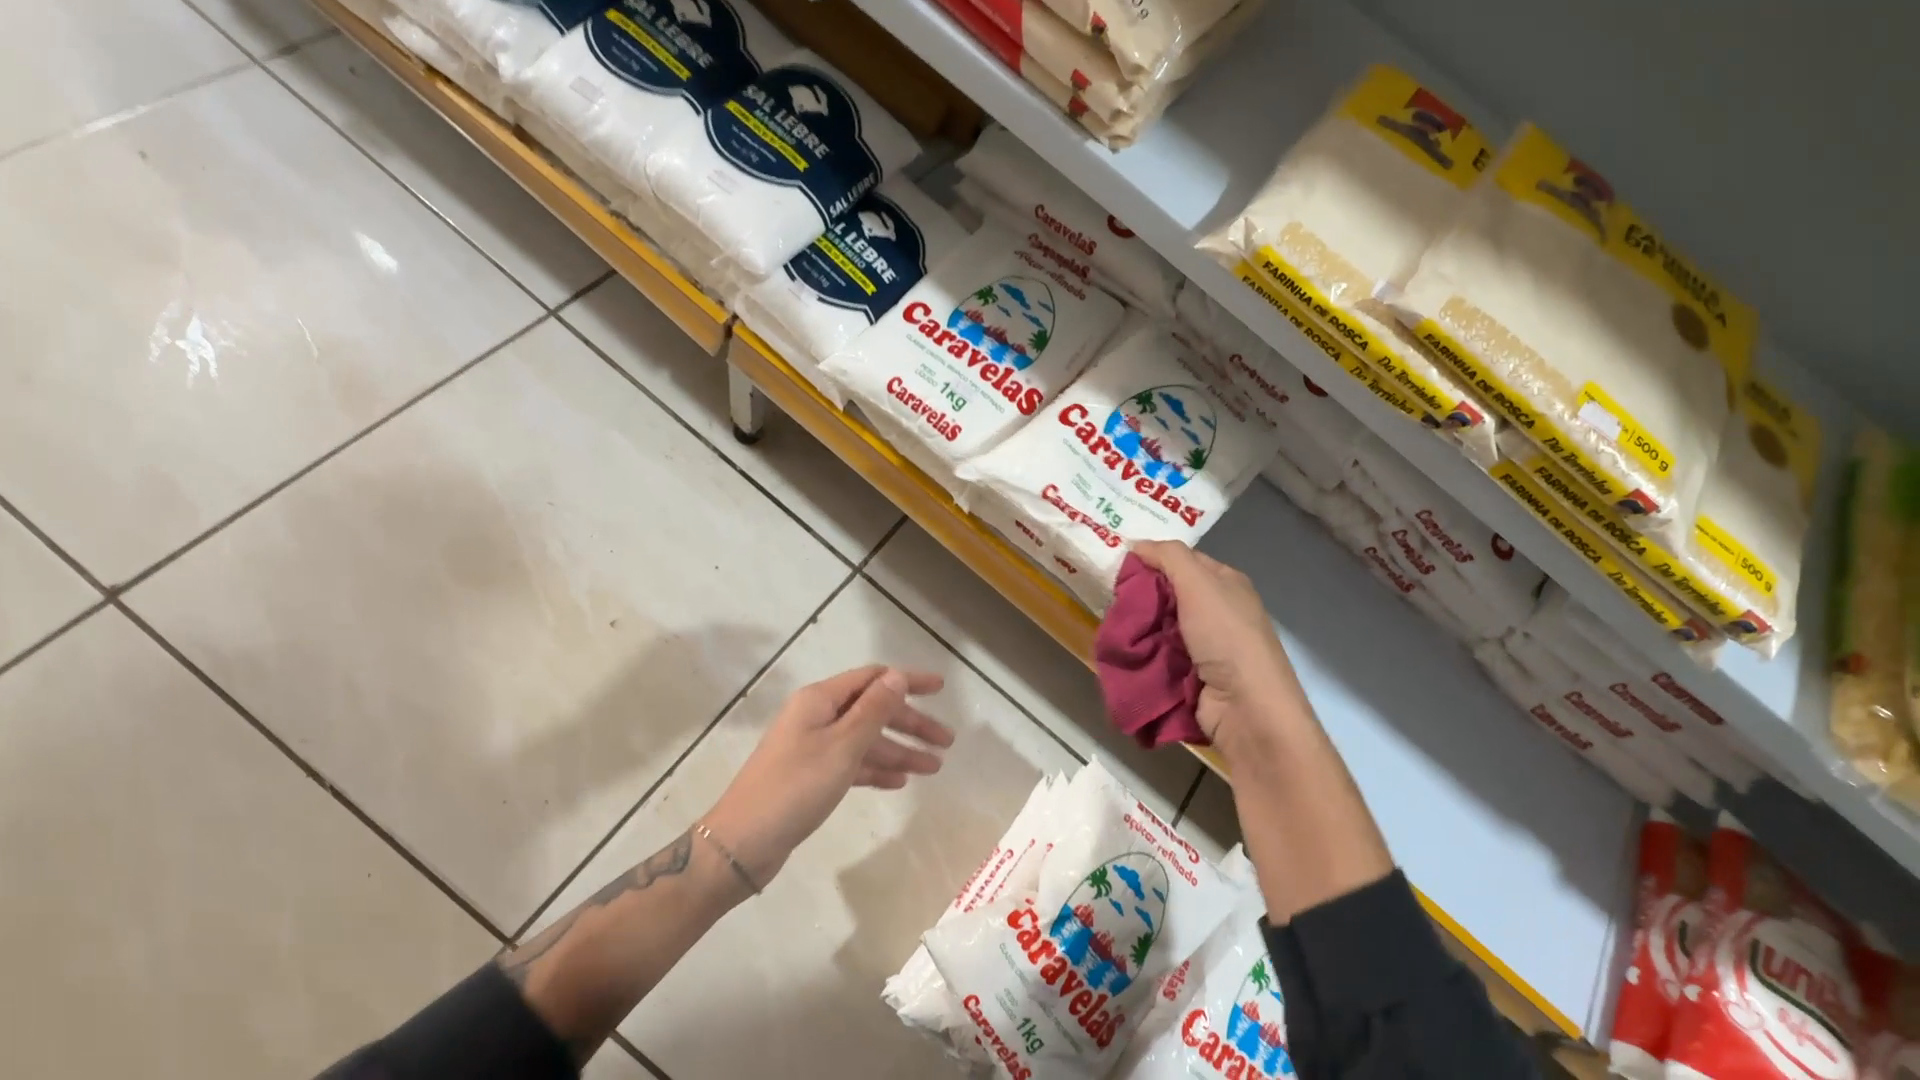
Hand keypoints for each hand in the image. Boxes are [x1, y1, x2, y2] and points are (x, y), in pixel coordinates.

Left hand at [704, 666, 951, 885]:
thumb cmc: (796, 788)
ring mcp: (812, 748)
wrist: (743, 842)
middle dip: (910, 724)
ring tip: (934, 768)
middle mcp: (816, 717)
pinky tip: (900, 783)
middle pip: (872, 710)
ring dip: (899, 751)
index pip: (873, 678)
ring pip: (865, 740)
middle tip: (946, 742)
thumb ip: (874, 710)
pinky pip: (852, 764)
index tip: (942, 690)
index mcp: (820, 700)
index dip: (908, 681)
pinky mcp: (810, 777)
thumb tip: (898, 676)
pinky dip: (876, 769)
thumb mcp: (842, 747)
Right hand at [1131, 540, 1304, 757]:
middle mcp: (1217, 611)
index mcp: (1226, 584)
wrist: (1245, 708)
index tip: (1118, 569)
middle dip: (1140, 598)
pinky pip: (1158, 657)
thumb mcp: (1199, 584)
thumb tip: (1136, 544)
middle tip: (1110, 601)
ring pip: (1159, 627)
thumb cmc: (1226, 638)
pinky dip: (1142, 656)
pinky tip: (1122, 655)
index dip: (1152, 560)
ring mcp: (1204, 646)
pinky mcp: (1191, 676)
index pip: (1182, 561)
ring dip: (1137, 630)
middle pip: (1167, 594)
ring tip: (1111, 630)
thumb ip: (1169, 557)